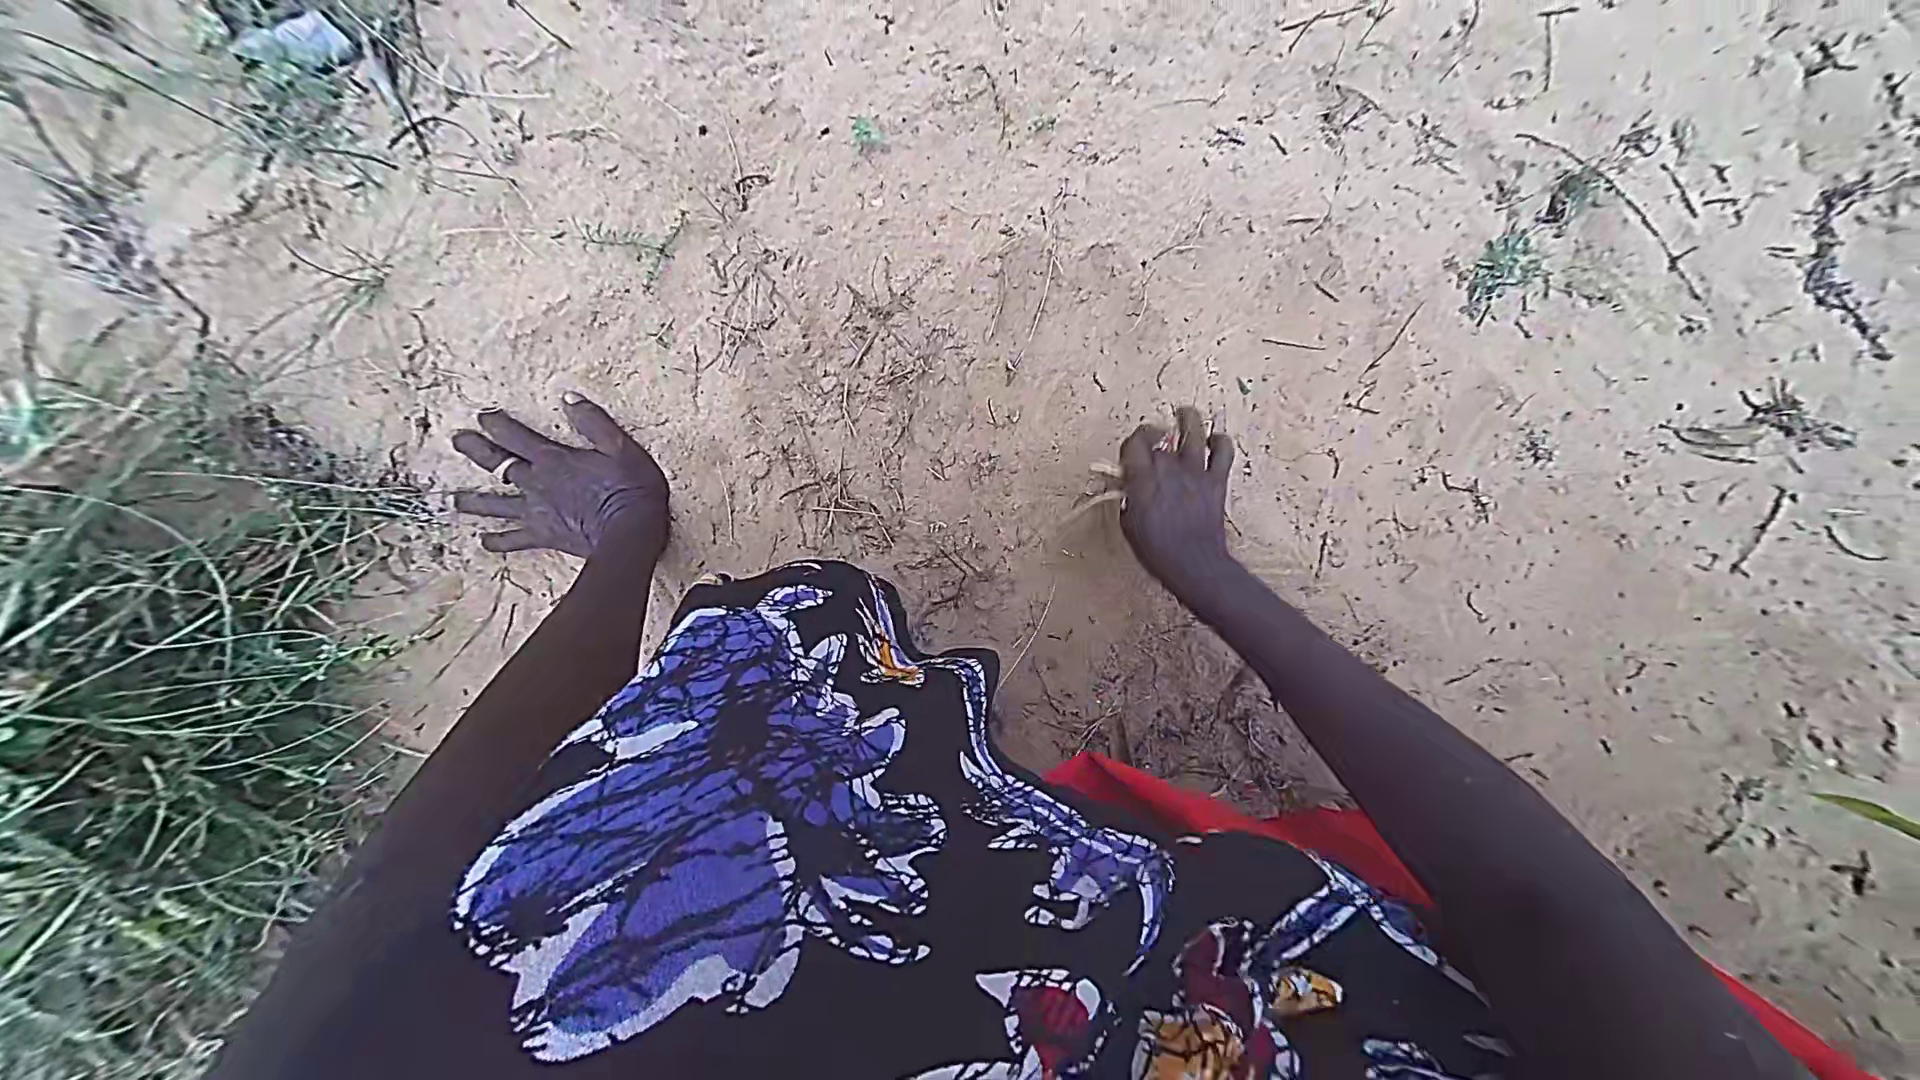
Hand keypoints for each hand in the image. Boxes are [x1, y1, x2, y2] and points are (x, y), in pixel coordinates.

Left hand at [451, 393, 669, 558]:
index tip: (484, 417)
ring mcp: (536, 511)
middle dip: (476, 450)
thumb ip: (594, 422)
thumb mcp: (622, 447)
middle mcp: (536, 483)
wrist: (631, 531)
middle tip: (459, 440)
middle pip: (498, 464)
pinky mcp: (544, 535)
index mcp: (553, 459)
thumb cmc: (631, 488)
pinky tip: (485, 541)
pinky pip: (513, 539)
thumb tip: (569, 397)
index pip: (516, 436)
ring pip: (496, 504)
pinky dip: (498, 541)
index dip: (497, 424)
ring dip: (475, 500)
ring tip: (456, 499)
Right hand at [1118, 406, 1236, 598]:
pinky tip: (1214, 440)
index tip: (1133, 445)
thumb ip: (1127, 498)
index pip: (1135, 442)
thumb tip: (1127, 486)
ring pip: (1194, 430)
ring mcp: (1195, 472)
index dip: (1133, 440)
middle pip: (1160, 436)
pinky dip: (1219, 441)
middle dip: (1155, 433)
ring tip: (1184, 413)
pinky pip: (1223, 451)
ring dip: (1188, 419)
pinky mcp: (1216, 481)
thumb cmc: (1156, 550)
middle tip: (1154, 436)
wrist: (1192, 563)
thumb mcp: (1128, 524)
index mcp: (1142, 479)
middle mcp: (1168, 469)